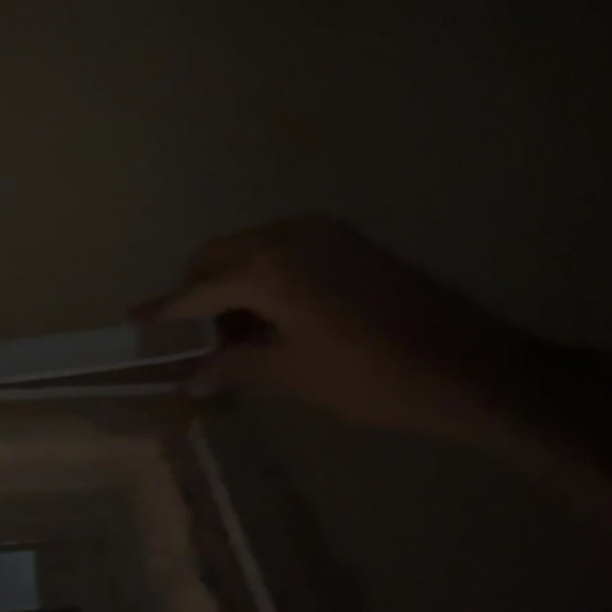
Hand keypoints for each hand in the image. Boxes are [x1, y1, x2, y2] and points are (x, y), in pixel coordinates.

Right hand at [136, 216, 551, 444]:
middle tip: (194, 337)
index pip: (196, 289)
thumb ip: (235, 365)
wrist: (478, 371)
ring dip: (231, 283)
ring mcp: (321, 233)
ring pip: (249, 249)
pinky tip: (276, 315)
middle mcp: (287, 236)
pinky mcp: (347, 240)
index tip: (133, 319)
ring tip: (238, 333)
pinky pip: (283, 249)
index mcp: (268, 270)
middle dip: (197, 292)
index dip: (164, 309)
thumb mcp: (295, 376)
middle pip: (217, 256)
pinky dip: (264, 275)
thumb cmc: (375, 379)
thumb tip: (191, 375)